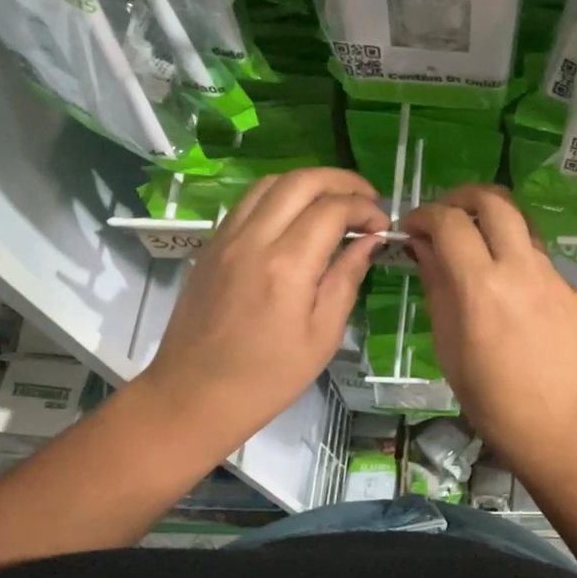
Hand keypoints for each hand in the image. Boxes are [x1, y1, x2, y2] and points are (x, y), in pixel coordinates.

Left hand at [139, 167, 386, 449]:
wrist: (193, 396)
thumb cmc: (268, 378)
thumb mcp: (322, 335)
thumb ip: (345, 279)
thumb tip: (368, 242)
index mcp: (286, 266)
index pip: (332, 210)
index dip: (365, 209)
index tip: (383, 225)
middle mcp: (253, 240)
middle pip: (300, 181)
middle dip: (341, 181)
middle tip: (368, 199)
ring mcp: (225, 239)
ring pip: (270, 183)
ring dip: (308, 183)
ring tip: (335, 202)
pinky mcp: (211, 246)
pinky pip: (248, 202)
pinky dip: (280, 196)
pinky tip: (298, 218)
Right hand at [402, 185, 576, 471]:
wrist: (558, 425)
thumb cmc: (491, 398)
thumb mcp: (448, 345)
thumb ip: (437, 287)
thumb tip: (424, 247)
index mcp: (482, 285)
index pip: (449, 221)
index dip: (423, 215)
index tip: (410, 229)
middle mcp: (521, 268)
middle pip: (493, 200)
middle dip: (461, 197)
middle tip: (444, 218)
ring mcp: (552, 276)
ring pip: (520, 224)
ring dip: (492, 223)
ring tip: (475, 248)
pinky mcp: (570, 290)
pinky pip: (538, 258)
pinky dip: (515, 257)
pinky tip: (507, 289)